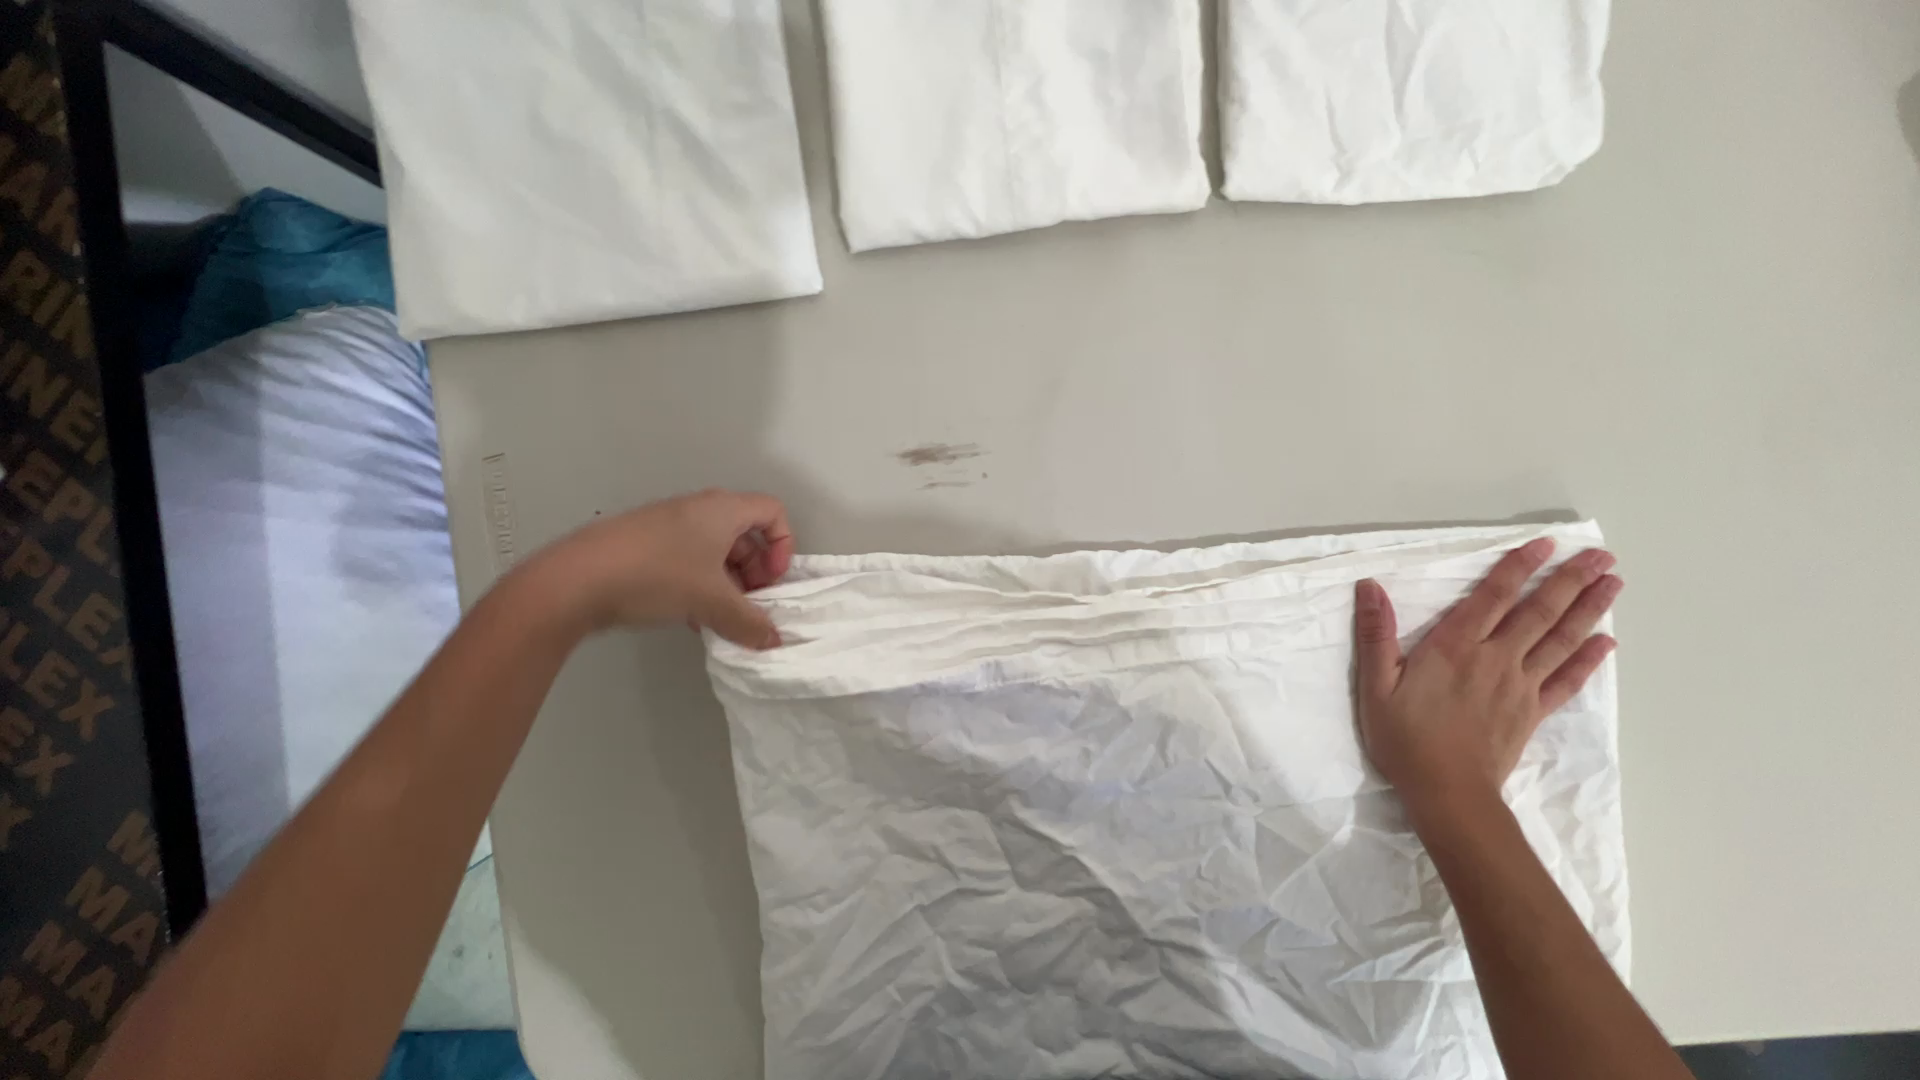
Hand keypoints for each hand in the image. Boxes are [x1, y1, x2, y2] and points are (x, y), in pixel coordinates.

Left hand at [529, 489, 793, 646]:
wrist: (576, 579)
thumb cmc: (657, 576)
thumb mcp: (712, 603)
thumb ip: (750, 623)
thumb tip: (771, 640)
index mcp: (723, 510)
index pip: (773, 513)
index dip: (783, 546)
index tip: (771, 582)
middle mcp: (699, 510)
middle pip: (746, 534)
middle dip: (755, 572)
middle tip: (749, 606)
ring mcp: (669, 526)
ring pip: (716, 552)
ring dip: (727, 584)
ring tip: (719, 618)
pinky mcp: (645, 545)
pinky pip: (689, 560)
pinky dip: (700, 585)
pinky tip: (688, 617)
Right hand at [1354, 537, 1621, 818]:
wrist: (1446, 791)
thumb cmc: (1404, 737)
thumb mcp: (1375, 685)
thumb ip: (1375, 635)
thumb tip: (1371, 587)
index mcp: (1455, 648)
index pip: (1493, 598)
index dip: (1518, 568)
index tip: (1545, 545)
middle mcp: (1495, 659)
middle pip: (1539, 613)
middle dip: (1570, 581)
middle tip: (1601, 556)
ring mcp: (1520, 685)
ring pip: (1560, 640)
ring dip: (1588, 609)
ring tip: (1613, 583)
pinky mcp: (1533, 711)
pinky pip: (1567, 680)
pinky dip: (1589, 658)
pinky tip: (1606, 640)